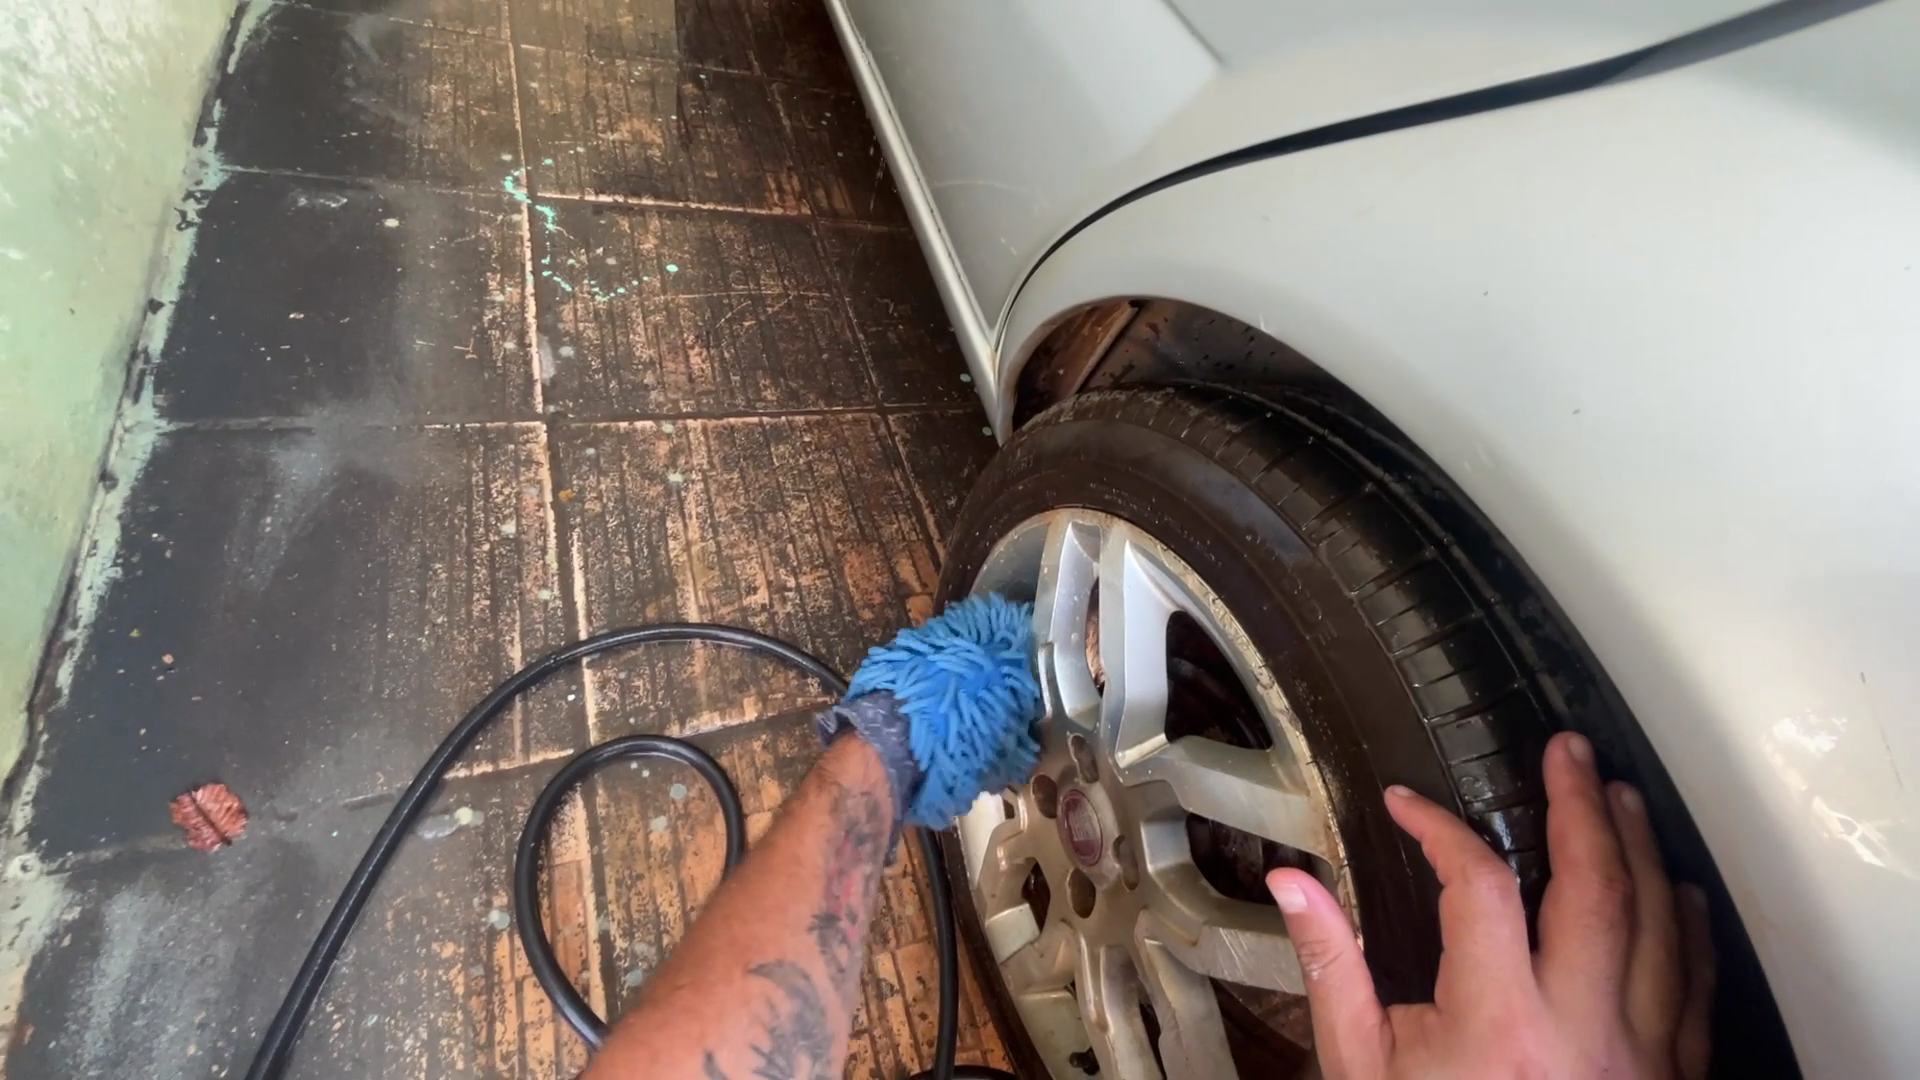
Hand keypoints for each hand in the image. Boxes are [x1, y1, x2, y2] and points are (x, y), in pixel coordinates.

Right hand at [1266, 731, 1714, 1079]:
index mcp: (1500, 1021)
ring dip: (1639, 852)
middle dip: (1583, 809)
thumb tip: (1289, 879)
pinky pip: (1695, 990)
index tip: (1403, 802)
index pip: (1481, 888)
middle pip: (1599, 895)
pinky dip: (1686, 929)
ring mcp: (1643, 1058)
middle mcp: (1586, 1030)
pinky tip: (1674, 890)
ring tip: (1619, 794)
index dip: (1441, 828)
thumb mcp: (1360, 1060)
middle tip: (1570, 750)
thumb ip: (1329, 964)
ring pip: (1661, 934)